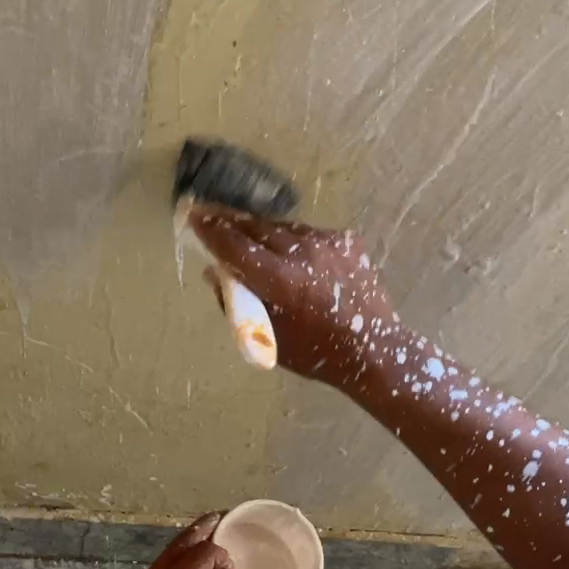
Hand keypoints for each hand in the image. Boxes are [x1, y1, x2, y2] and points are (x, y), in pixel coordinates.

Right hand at [189, 205, 397, 387]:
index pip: (235, 246)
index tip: (194, 217)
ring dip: (263, 231)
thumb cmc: (316, 353)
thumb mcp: (268, 338)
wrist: (374, 351)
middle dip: (230, 222)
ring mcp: (328, 243)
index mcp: (280, 280)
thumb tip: (215, 273)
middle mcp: (303, 252)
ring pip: (283, 228)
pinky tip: (292, 255)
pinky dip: (294, 242)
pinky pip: (309, 234)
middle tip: (211, 216)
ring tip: (249, 236)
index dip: (211, 230)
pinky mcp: (346, 241)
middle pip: (256, 228)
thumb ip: (237, 304)